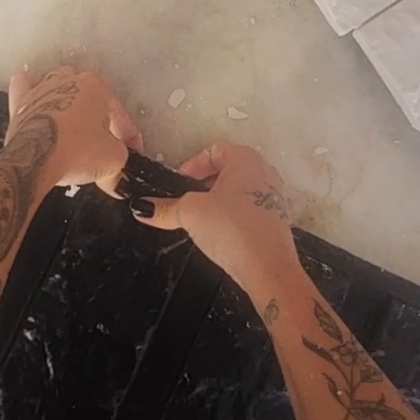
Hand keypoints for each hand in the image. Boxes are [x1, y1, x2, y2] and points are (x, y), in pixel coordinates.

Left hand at [7, 66, 141, 194]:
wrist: (35, 159)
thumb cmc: (77, 152)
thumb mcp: (114, 160)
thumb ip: (120, 159)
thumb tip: (114, 174)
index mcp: (97, 87)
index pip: (120, 115)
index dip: (130, 137)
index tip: (133, 152)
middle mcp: (69, 79)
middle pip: (90, 98)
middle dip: (99, 119)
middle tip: (104, 145)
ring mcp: (42, 88)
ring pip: (60, 87)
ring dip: (68, 102)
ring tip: (74, 127)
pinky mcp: (20, 101)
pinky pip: (25, 86)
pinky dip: (32, 92)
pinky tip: (38, 103)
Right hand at [134, 142, 299, 297]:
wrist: (268, 269)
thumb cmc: (233, 229)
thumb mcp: (190, 214)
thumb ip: (165, 208)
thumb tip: (142, 208)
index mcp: (245, 160)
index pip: (213, 150)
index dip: (191, 165)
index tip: (179, 183)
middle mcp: (264, 173)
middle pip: (226, 170)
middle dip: (203, 184)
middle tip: (187, 200)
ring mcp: (274, 198)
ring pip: (238, 191)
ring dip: (218, 201)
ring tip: (201, 219)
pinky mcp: (276, 222)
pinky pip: (249, 210)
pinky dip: (232, 217)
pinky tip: (220, 234)